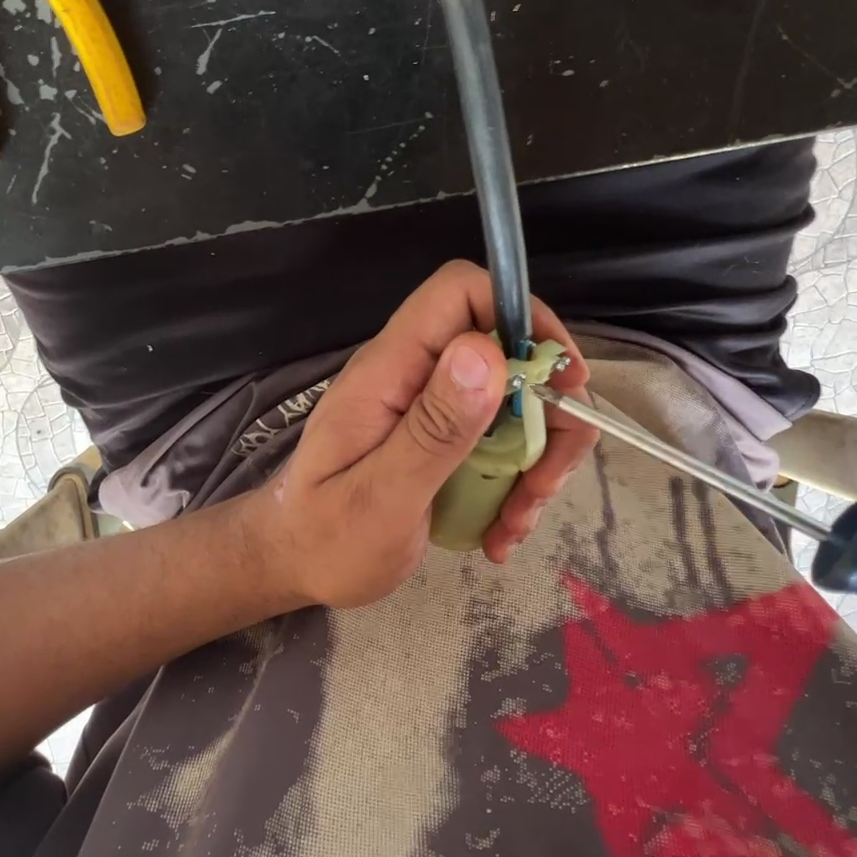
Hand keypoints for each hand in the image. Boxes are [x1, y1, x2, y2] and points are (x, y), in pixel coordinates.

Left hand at [243, 260, 596, 609]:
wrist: (295, 563)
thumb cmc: (325, 538)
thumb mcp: (382, 495)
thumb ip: (432, 427)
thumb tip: (485, 351)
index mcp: (388, 371)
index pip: (458, 293)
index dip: (521, 316)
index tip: (562, 381)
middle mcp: (410, 376)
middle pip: (505, 352)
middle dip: (544, 415)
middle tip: (541, 485)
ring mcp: (426, 407)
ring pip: (514, 404)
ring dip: (535, 463)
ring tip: (514, 524)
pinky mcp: (440, 439)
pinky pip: (500, 443)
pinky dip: (515, 485)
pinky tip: (499, 532)